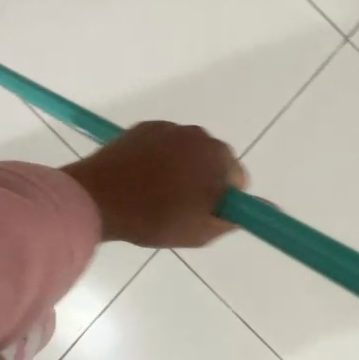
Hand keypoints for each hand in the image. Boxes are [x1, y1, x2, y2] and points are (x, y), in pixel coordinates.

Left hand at [60, 121, 246, 247]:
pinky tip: (140, 177)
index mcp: (218, 158)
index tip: (204, 212)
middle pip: (212, 159)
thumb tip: (261, 208)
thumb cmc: (154, 218)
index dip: (223, 198)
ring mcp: (168, 128)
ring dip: (179, 166)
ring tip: (155, 192)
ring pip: (186, 151)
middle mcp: (198, 135)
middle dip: (203, 179)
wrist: (97, 197)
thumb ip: (233, 218)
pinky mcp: (143, 127)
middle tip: (180, 205)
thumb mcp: (201, 231)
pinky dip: (157, 157)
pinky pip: (162, 143)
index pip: (236, 178)